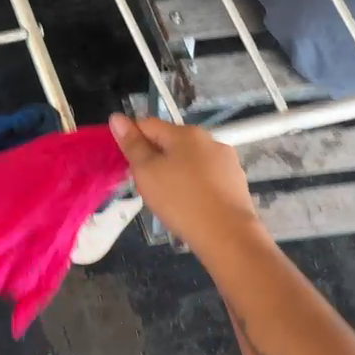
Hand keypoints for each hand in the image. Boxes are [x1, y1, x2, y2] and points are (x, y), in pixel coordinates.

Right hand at [109, 114, 264, 256]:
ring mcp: (227, 161)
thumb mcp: (146, 171)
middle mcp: (209, 139)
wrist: (228, 236)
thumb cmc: (180, 200)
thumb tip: (117, 118)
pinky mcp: (237, 182)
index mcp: (185, 133)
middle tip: (147, 184)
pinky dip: (195, 184)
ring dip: (176, 170)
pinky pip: (206, 176)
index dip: (132, 140)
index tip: (129, 164)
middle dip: (155, 157)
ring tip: (170, 197)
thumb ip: (132, 144)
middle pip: (170, 141)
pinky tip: (191, 203)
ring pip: (189, 159)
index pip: (147, 124)